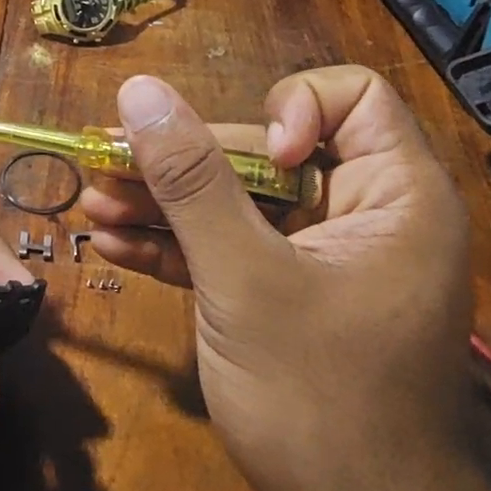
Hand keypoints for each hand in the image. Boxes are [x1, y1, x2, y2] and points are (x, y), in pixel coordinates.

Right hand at [81, 69, 484, 490]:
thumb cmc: (320, 401)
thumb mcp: (247, 282)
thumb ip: (192, 183)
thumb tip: (140, 90)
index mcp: (395, 197)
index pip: (353, 98)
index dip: (292, 106)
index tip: (254, 153)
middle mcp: (364, 215)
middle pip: (268, 150)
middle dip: (187, 159)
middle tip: (112, 163)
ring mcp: (323, 258)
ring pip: (240, 201)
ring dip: (167, 202)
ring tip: (96, 203)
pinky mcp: (290, 296)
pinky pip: (234, 247)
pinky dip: (181, 245)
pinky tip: (117, 245)